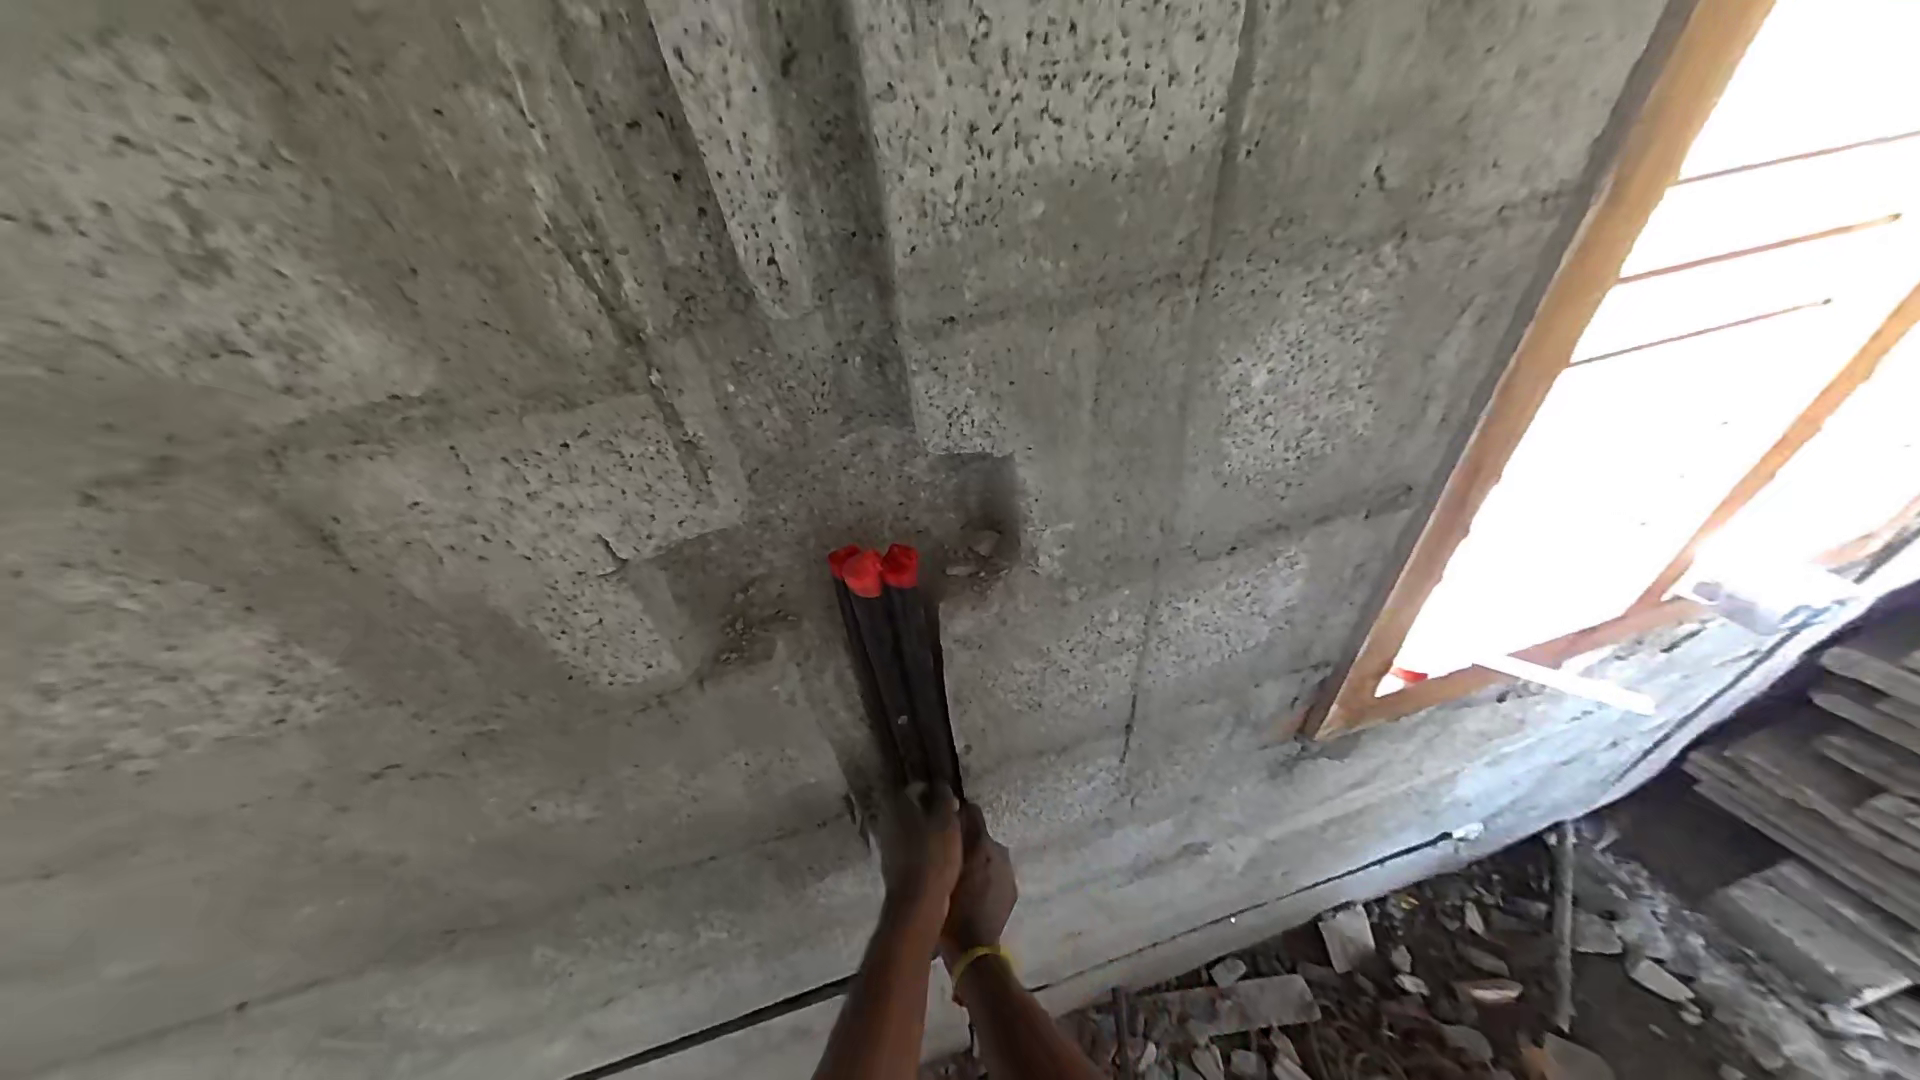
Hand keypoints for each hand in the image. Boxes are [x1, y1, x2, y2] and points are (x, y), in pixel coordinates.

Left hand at [876, 783, 962, 913]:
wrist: (917, 902)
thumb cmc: (934, 854)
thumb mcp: (946, 820)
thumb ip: (943, 797)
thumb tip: (940, 785)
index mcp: (898, 804)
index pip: (915, 786)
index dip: (935, 790)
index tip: (950, 800)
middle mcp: (887, 819)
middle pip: (912, 807)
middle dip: (931, 809)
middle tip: (951, 818)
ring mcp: (887, 843)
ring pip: (911, 827)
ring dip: (927, 829)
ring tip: (949, 837)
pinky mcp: (892, 863)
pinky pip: (910, 846)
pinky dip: (923, 846)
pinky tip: (939, 855)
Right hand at [941, 801, 1016, 961]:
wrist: (973, 948)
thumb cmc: (949, 908)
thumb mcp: (940, 870)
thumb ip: (947, 841)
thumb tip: (946, 815)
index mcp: (981, 843)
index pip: (972, 811)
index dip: (958, 812)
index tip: (946, 819)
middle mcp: (999, 850)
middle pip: (980, 834)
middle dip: (967, 839)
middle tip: (950, 853)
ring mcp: (1008, 871)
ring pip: (989, 853)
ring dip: (977, 858)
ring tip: (962, 875)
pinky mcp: (1012, 888)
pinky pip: (997, 872)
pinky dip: (987, 875)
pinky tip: (975, 892)